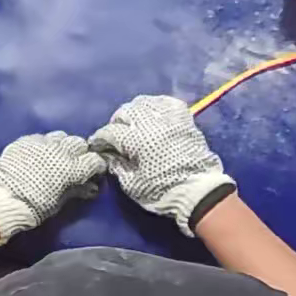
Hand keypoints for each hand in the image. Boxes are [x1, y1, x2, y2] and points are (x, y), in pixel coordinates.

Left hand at [0, 132, 105, 242]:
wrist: (2, 196)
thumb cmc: (33, 205)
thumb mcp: (58, 202)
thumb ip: (76, 191)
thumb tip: (92, 187)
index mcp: (71, 168)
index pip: (94, 160)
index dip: (96, 166)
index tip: (94, 172)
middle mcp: (60, 150)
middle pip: (79, 143)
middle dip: (81, 152)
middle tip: (76, 162)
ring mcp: (43, 142)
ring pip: (61, 136)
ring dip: (63, 145)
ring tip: (58, 155)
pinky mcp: (27, 140)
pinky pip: (42, 137)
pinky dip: (46, 144)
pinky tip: (41, 154)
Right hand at [89, 95, 235, 236]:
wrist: (199, 192)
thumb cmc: (162, 191)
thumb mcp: (133, 185)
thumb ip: (117, 167)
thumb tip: (108, 156)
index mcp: (137, 141)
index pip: (111, 132)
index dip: (100, 138)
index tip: (96, 145)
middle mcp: (152, 124)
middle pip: (126, 111)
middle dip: (116, 122)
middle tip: (115, 135)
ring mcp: (170, 120)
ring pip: (145, 102)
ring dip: (135, 111)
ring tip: (133, 122)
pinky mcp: (184, 121)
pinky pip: (169, 103)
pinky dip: (157, 105)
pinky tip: (153, 113)